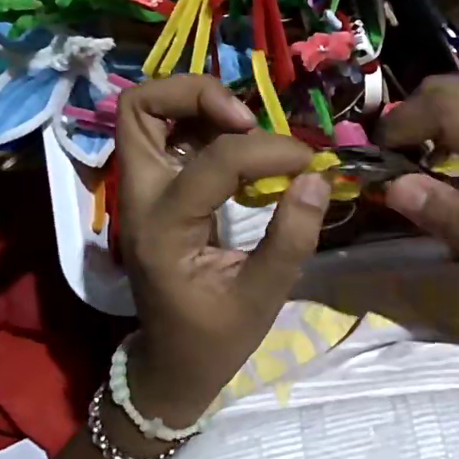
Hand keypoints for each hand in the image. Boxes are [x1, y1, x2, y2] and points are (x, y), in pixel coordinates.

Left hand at [115, 75, 330, 414]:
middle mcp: (141, 199)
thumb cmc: (215, 338)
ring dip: (199, 104)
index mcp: (163, 229)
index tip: (308, 163)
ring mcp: (142, 192)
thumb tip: (318, 177)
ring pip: (149, 113)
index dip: (268, 150)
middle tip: (248, 118)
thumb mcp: (262, 297)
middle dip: (199, 94)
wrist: (171, 364)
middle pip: (141, 109)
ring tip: (248, 126)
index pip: (214, 161)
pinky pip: (168, 133)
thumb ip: (291, 237)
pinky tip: (241, 145)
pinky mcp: (156, 191)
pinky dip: (203, 124)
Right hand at [377, 77, 458, 327]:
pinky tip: (451, 166)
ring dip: (430, 116)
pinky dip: (452, 123)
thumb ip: (458, 224)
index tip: (379, 157)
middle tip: (392, 161)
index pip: (448, 107)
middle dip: (410, 113)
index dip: (403, 121)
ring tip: (415, 165)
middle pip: (453, 88)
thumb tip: (396, 186)